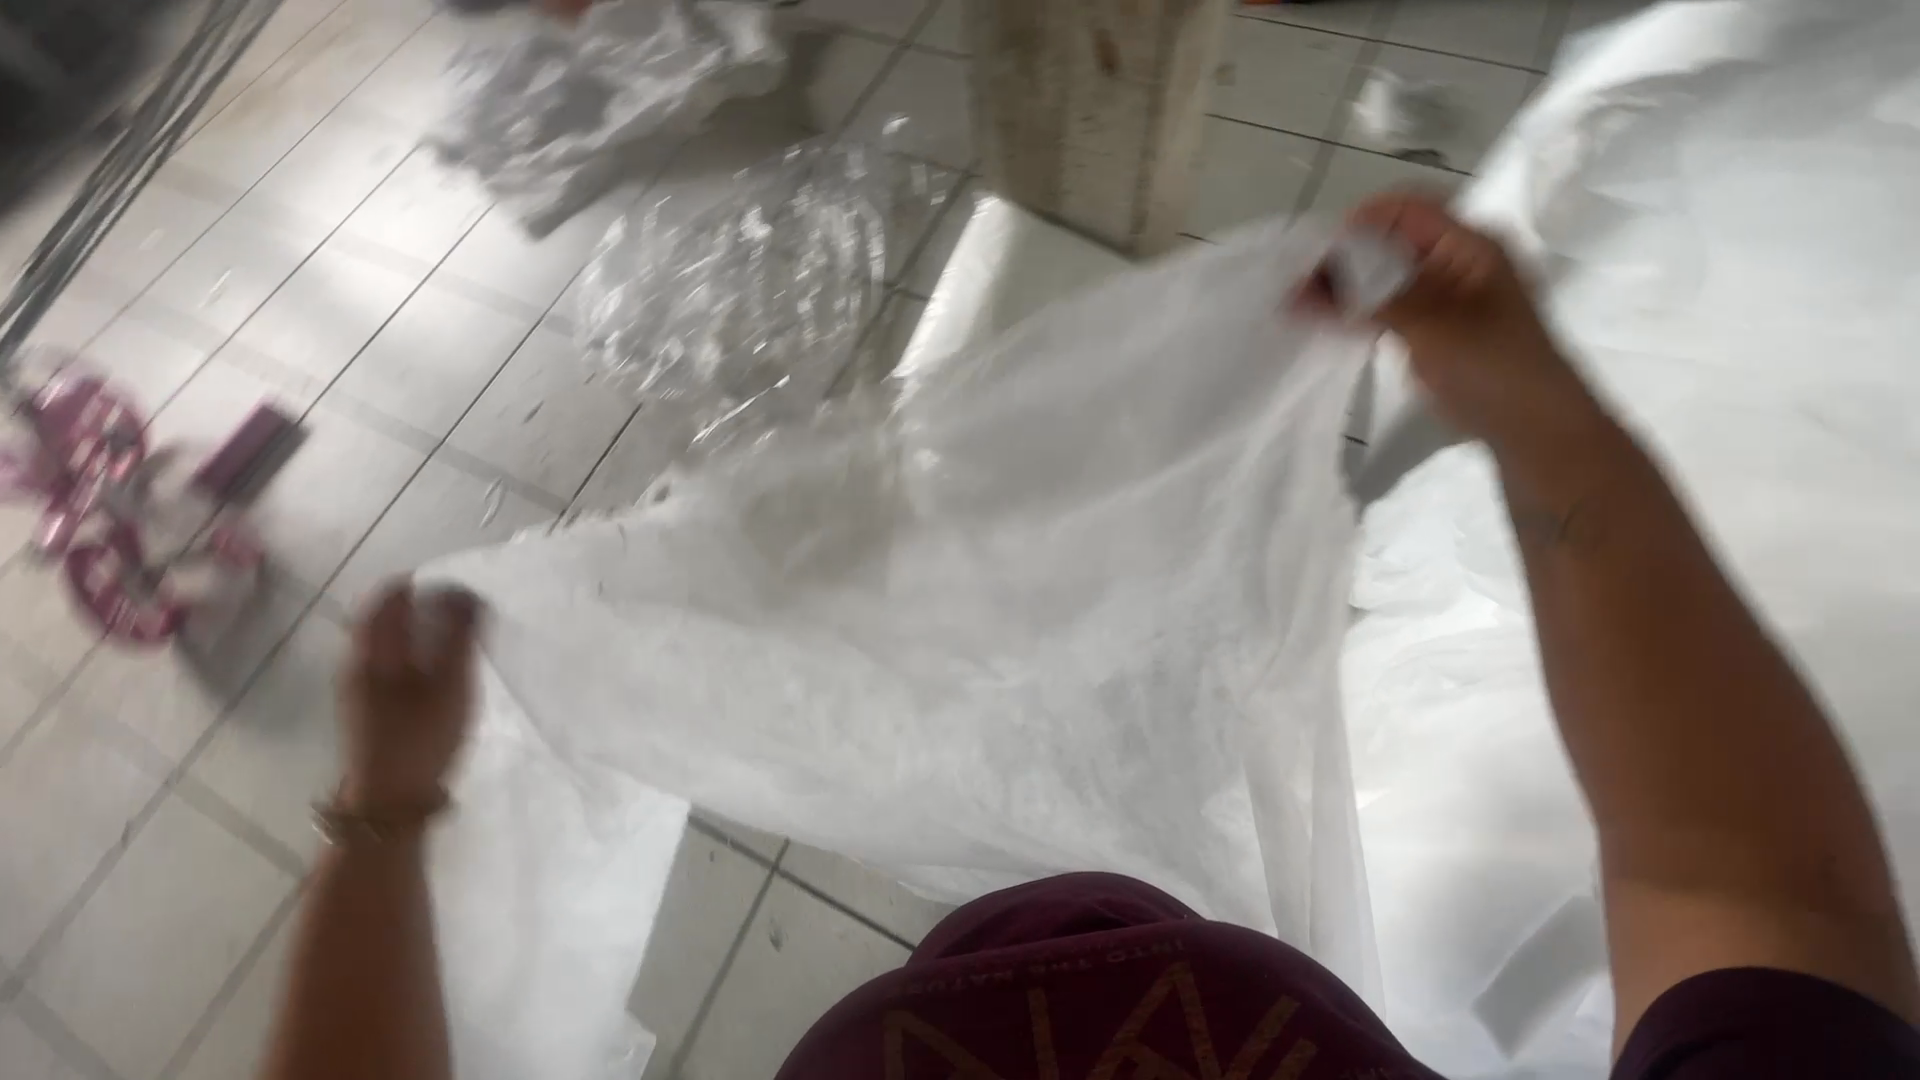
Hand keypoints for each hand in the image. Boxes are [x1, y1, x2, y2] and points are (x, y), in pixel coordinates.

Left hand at [337, 582, 484, 815]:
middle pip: (385, 619)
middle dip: (422, 605)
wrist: (390, 800)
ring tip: (461, 634)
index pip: (387, 598)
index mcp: (371, 652)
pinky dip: (419, 652)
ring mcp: (362, 688)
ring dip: (422, 629)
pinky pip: (393, 662)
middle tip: (465, 607)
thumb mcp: (450, 681)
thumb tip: (467, 594)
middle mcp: (358, 664)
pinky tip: (444, 668)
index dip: (420, 584)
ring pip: (389, 642)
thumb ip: (459, 635)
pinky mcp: (373, 708)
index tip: (458, 584)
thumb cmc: (422, 735)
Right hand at [1304, 191, 1601, 450]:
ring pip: (1380, 278)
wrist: (1529, 424)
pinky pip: (1383, 307)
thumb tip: (1309, 286)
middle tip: (1296, 287)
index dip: (1359, 224)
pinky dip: (1352, 312)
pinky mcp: (1428, 328)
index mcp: (1469, 245)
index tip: (1315, 253)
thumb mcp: (1433, 324)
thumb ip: (1372, 299)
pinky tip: (1319, 322)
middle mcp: (1454, 262)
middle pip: (1387, 244)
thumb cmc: (1492, 366)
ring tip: (1296, 305)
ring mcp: (1441, 296)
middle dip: (1340, 260)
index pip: (1405, 211)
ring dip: (1340, 288)